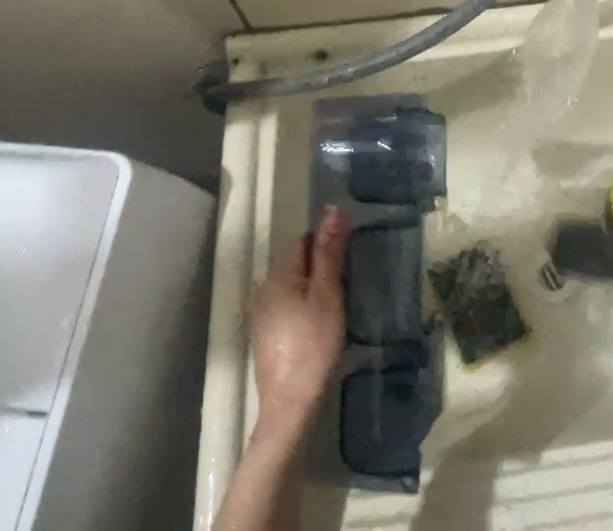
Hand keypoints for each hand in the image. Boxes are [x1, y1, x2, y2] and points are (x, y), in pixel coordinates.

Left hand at [250, 206, 349, 432]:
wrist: (291, 402)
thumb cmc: (314, 343)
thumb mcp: (328, 294)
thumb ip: (329, 253)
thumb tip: (333, 210)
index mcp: (278, 275)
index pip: (304, 242)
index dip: (328, 246)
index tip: (351, 260)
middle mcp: (263, 289)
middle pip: (298, 265)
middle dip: (322, 268)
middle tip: (348, 286)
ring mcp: (262, 314)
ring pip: (293, 288)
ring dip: (314, 290)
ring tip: (339, 306)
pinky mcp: (265, 335)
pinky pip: (288, 307)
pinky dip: (305, 309)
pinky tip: (320, 327)